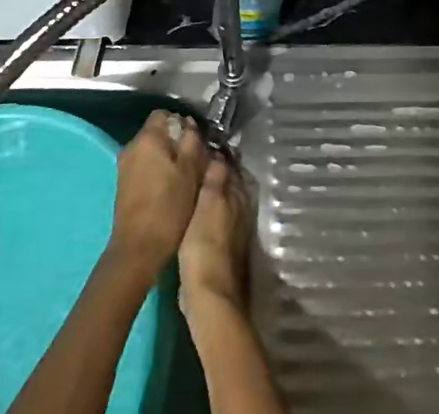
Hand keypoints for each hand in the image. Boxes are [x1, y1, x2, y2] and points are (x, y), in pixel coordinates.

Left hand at [108, 110, 207, 268]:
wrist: (139, 246)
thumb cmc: (169, 205)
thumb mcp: (190, 170)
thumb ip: (192, 141)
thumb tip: (189, 124)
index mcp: (147, 138)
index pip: (164, 114)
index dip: (182, 122)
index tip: (197, 139)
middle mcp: (131, 146)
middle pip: (157, 132)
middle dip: (176, 141)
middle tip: (196, 158)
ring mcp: (124, 165)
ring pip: (151, 150)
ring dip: (167, 157)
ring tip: (186, 175)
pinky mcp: (123, 183)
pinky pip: (144, 165)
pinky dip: (157, 170)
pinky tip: (170, 187)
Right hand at [178, 153, 251, 314]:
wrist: (209, 294)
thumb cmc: (204, 245)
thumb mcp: (206, 206)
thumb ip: (214, 180)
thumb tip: (220, 154)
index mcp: (236, 198)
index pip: (231, 169)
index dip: (220, 157)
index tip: (205, 144)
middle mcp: (241, 211)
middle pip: (233, 185)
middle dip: (221, 172)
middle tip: (200, 158)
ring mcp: (235, 232)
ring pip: (227, 202)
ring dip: (217, 190)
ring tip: (197, 180)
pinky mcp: (225, 248)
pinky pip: (220, 219)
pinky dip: (212, 209)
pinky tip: (199, 210)